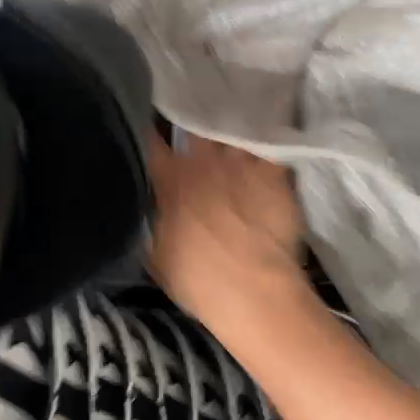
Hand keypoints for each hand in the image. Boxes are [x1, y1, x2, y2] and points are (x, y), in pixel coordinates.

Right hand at [145, 134, 309, 327]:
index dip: (148, 134)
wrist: (254, 292)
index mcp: (170, 179)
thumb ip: (149, 219)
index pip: (150, 142)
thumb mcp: (154, 254)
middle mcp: (203, 161)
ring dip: (227, 133)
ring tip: (229, 132)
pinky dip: (263, 147)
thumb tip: (146, 205)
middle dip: (191, 127)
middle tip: (192, 134)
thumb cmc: (198, 280)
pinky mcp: (274, 173)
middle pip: (193, 127)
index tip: (149, 133)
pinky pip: (269, 147)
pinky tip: (265, 144)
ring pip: (232, 131)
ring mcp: (240, 163)